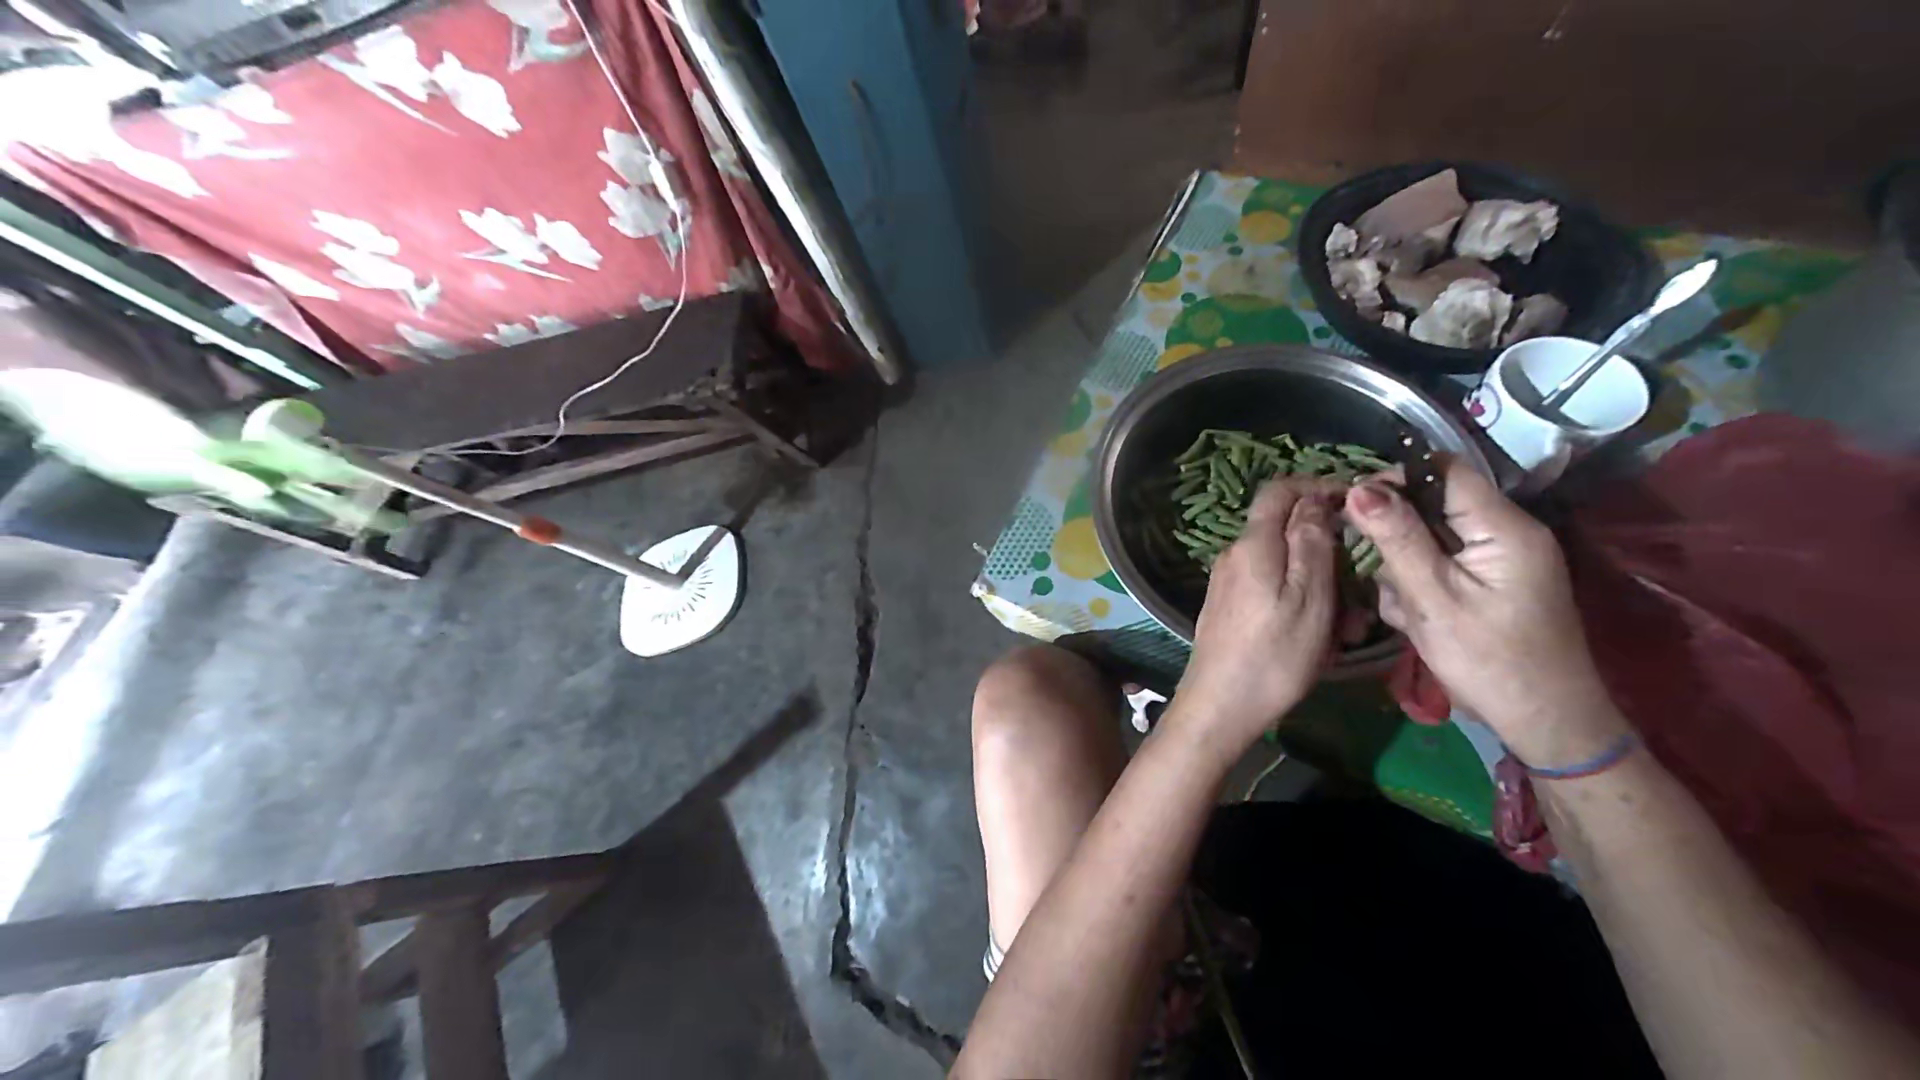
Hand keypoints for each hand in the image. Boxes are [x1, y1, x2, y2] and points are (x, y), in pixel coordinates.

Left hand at [1168, 479, 1340, 757]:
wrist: (1218, 706)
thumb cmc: (1272, 655)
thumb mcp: (1309, 597)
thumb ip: (1312, 542)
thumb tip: (1315, 498)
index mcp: (1252, 545)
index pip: (1279, 490)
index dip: (1318, 486)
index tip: (1355, 503)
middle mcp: (1234, 556)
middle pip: (1285, 530)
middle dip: (1328, 551)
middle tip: (1360, 590)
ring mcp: (1227, 582)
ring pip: (1284, 566)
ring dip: (1321, 587)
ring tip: (1346, 629)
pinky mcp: (1228, 606)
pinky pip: (1271, 590)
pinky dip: (1301, 604)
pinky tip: (1318, 641)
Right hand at [1343, 460, 1630, 768]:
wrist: (1544, 723)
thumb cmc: (1489, 660)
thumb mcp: (1432, 597)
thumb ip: (1397, 538)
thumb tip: (1359, 487)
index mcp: (1504, 527)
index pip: (1443, 470)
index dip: (1394, 479)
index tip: (1353, 507)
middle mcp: (1506, 532)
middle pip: (1431, 503)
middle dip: (1395, 534)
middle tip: (1380, 573)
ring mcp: (1499, 559)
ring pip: (1428, 536)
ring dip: (1402, 566)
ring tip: (1404, 608)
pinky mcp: (1488, 581)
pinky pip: (1439, 562)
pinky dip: (1416, 583)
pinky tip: (1414, 617)